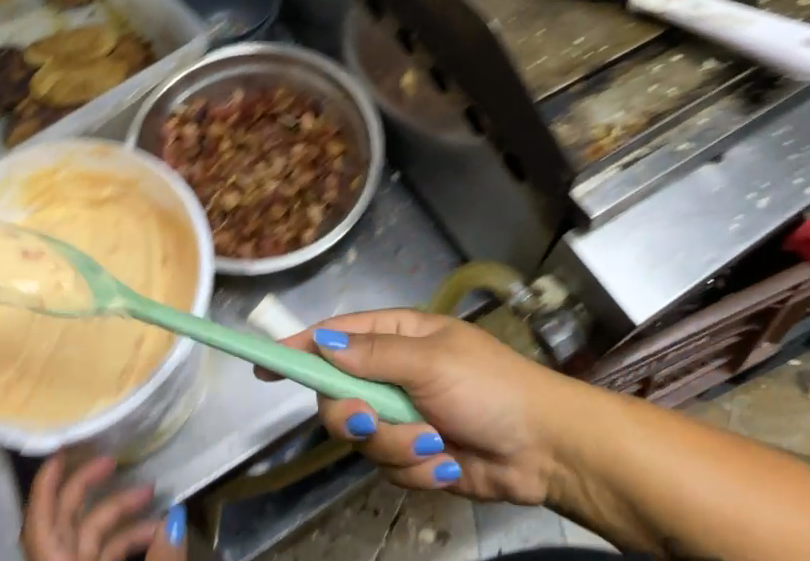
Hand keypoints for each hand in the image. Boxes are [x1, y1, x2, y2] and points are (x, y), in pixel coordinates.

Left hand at [22, 451, 187, 560]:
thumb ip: (160, 558)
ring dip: (119, 510)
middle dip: (88, 483)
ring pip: (89, 533)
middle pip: (64, 517)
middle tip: (114, 458)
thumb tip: (176, 519)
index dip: (47, 483)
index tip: (63, 447)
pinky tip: (156, 530)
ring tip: (152, 493)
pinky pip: (104, 552)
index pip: (40, 520)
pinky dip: (127, 538)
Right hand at [259, 309, 570, 504]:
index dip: (299, 348)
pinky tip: (448, 464)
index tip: (264, 365)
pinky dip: (418, 471)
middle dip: (355, 416)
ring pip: (363, 440)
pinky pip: (391, 468)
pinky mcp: (416, 455)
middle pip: (338, 396)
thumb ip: (373, 356)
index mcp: (397, 338)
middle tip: (374, 421)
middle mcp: (393, 375)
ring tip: (436, 444)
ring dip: (398, 447)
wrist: (545, 448)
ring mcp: (404, 416)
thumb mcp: (432, 362)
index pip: (336, 337)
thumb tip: (323, 343)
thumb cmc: (491, 388)